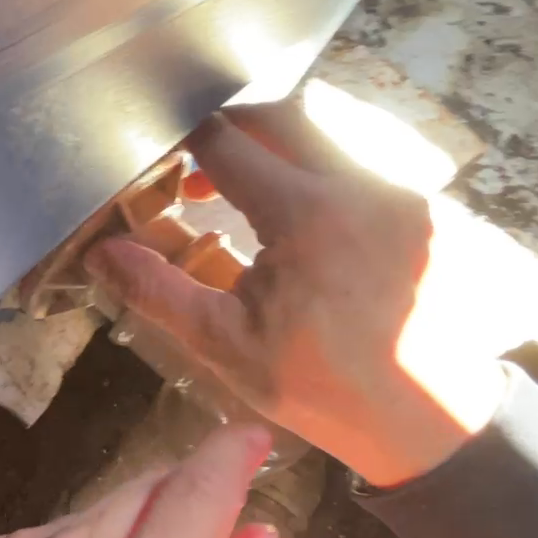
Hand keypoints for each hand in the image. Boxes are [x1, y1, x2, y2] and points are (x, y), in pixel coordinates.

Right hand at [85, 102, 507, 487]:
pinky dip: (320, 175)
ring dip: (278, 152)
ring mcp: (411, 192)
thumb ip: (155, 289)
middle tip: (196, 174)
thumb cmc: (319, 385)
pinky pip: (369, 165)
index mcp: (307, 214)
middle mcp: (366, 184)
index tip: (158, 161)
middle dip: (231, 131)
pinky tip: (305, 223)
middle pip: (284, 116)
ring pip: (332, 135)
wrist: (437, 421)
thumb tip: (98, 251)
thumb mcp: (223, 343)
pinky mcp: (439, 209)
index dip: (183, 144)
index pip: (227, 143)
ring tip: (247, 200)